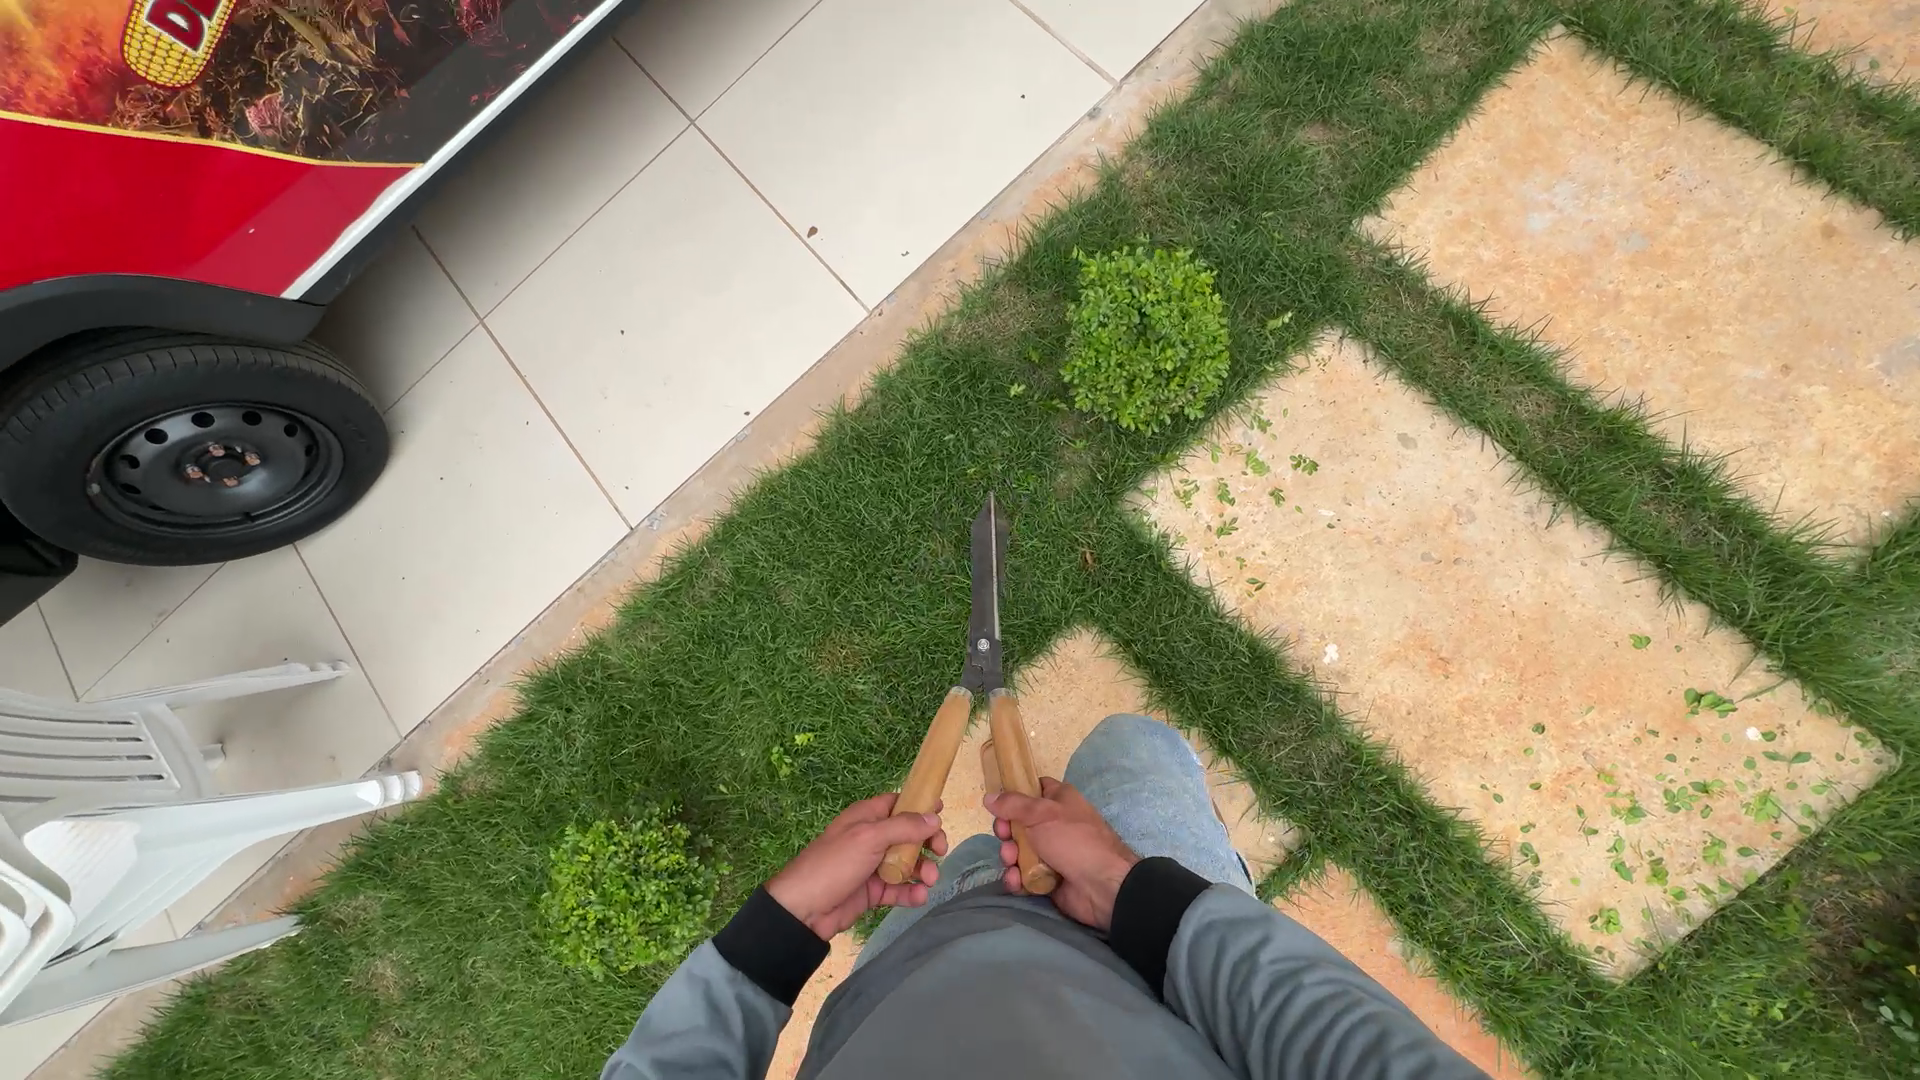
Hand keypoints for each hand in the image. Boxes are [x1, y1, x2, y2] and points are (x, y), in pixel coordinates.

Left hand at [766, 794, 948, 938]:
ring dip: (922, 870)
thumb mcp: (869, 837)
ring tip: (929, 881)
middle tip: (940, 851)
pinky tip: (918, 897)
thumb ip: (904, 826)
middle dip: (927, 842)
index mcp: (867, 816)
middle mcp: (872, 838)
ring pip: (907, 863)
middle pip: (909, 834)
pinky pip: (899, 888)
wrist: (803, 910)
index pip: (899, 803)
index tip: (942, 811)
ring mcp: (873, 865)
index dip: (921, 805)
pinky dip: (910, 892)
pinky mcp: (873, 891)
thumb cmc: (834, 863)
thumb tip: (935, 817)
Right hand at [986, 778, 1138, 930]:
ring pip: (1018, 850)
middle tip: (1005, 837)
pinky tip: (1016, 881)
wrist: (1103, 886)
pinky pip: (1024, 875)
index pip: (1032, 789)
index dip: (1013, 796)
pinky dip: (1017, 878)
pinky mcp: (1048, 878)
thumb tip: (989, 797)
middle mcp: (1054, 823)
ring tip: (1012, 862)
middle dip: (1006, 831)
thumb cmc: (1074, 840)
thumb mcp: (1042, 814)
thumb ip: (1013, 804)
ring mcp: (1051, 852)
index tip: (998, 805)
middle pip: (1019, 822)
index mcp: (1059, 800)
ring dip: (1010, 856)